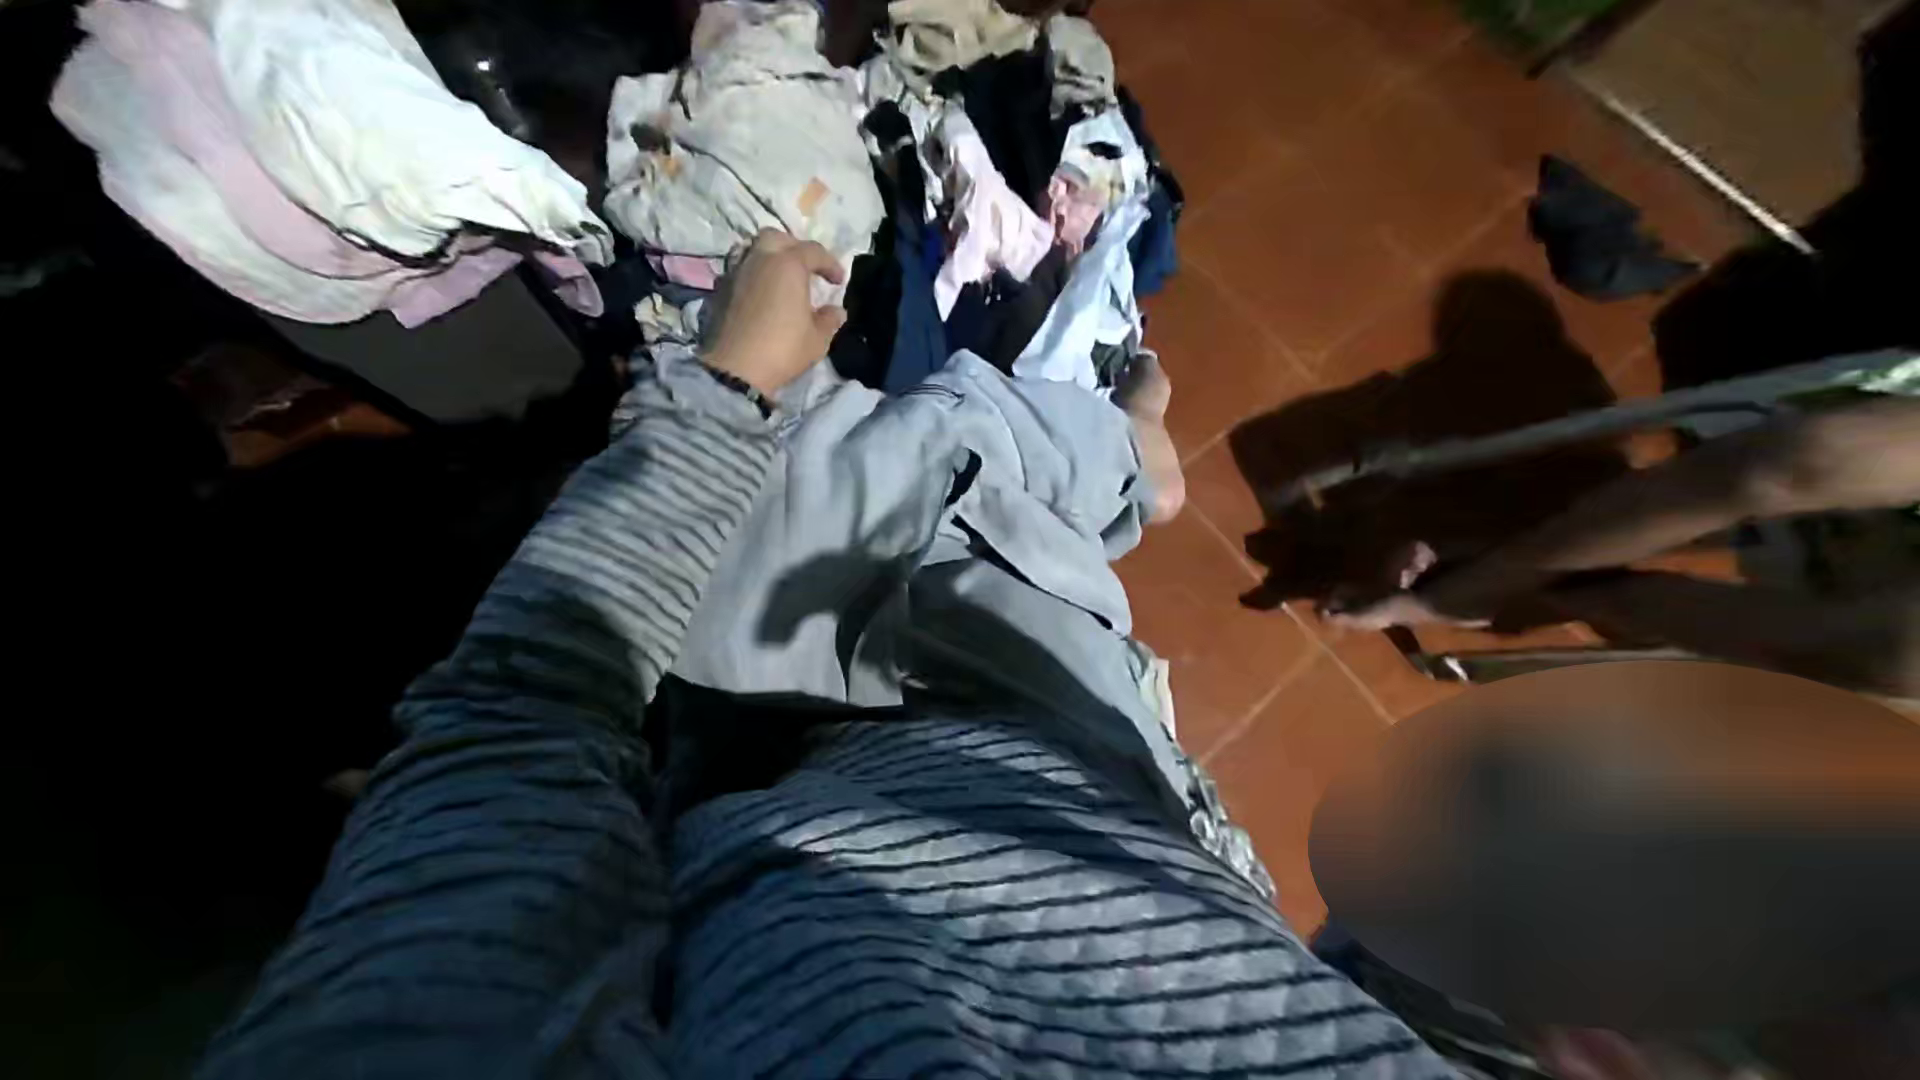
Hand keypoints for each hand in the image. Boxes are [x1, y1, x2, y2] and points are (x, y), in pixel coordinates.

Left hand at [701, 230, 847, 395]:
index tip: (839, 281)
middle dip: (795, 248)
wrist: (736, 368)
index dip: (830, 263)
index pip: (814, 251)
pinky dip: (752, 273)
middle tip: (806, 269)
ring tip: (779, 277)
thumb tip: (837, 310)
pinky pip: (739, 268)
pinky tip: (759, 292)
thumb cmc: (783, 350)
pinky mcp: (720, 287)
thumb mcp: (817, 339)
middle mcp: (760, 258)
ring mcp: (736, 270)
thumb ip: (829, 320)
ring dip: (769, 256)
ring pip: (753, 248)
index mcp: (788, 265)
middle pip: (778, 238)